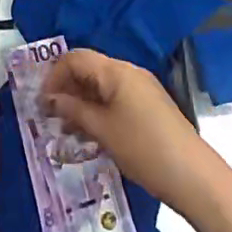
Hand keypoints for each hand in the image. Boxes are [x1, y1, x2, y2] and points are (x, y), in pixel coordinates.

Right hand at [39, 50, 218, 210]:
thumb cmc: (142, 147)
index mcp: (117, 71)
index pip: (76, 58)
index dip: (54, 75)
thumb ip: (74, 110)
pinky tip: (89, 136)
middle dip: (66, 90)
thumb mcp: (102, 129)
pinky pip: (115, 100)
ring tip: (67, 131)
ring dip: (81, 103)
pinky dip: (98, 112)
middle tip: (50, 118)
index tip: (41, 102)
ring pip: (101, 87)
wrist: (190, 174)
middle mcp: (130, 73)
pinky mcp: (148, 106)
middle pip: (89, 70)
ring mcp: (141, 89)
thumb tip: (51, 98)